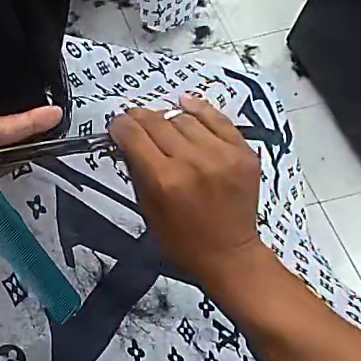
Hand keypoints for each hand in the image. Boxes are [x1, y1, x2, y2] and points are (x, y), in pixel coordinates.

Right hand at [110, 95, 270, 288]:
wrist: (229, 253)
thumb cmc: (186, 241)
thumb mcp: (148, 210)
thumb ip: (137, 171)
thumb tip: (128, 141)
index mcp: (164, 180)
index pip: (133, 134)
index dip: (120, 126)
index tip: (119, 127)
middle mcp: (193, 162)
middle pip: (157, 121)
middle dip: (140, 119)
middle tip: (136, 122)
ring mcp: (222, 155)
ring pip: (185, 117)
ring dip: (170, 120)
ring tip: (165, 128)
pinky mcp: (242, 153)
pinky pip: (217, 119)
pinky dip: (200, 111)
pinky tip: (187, 107)